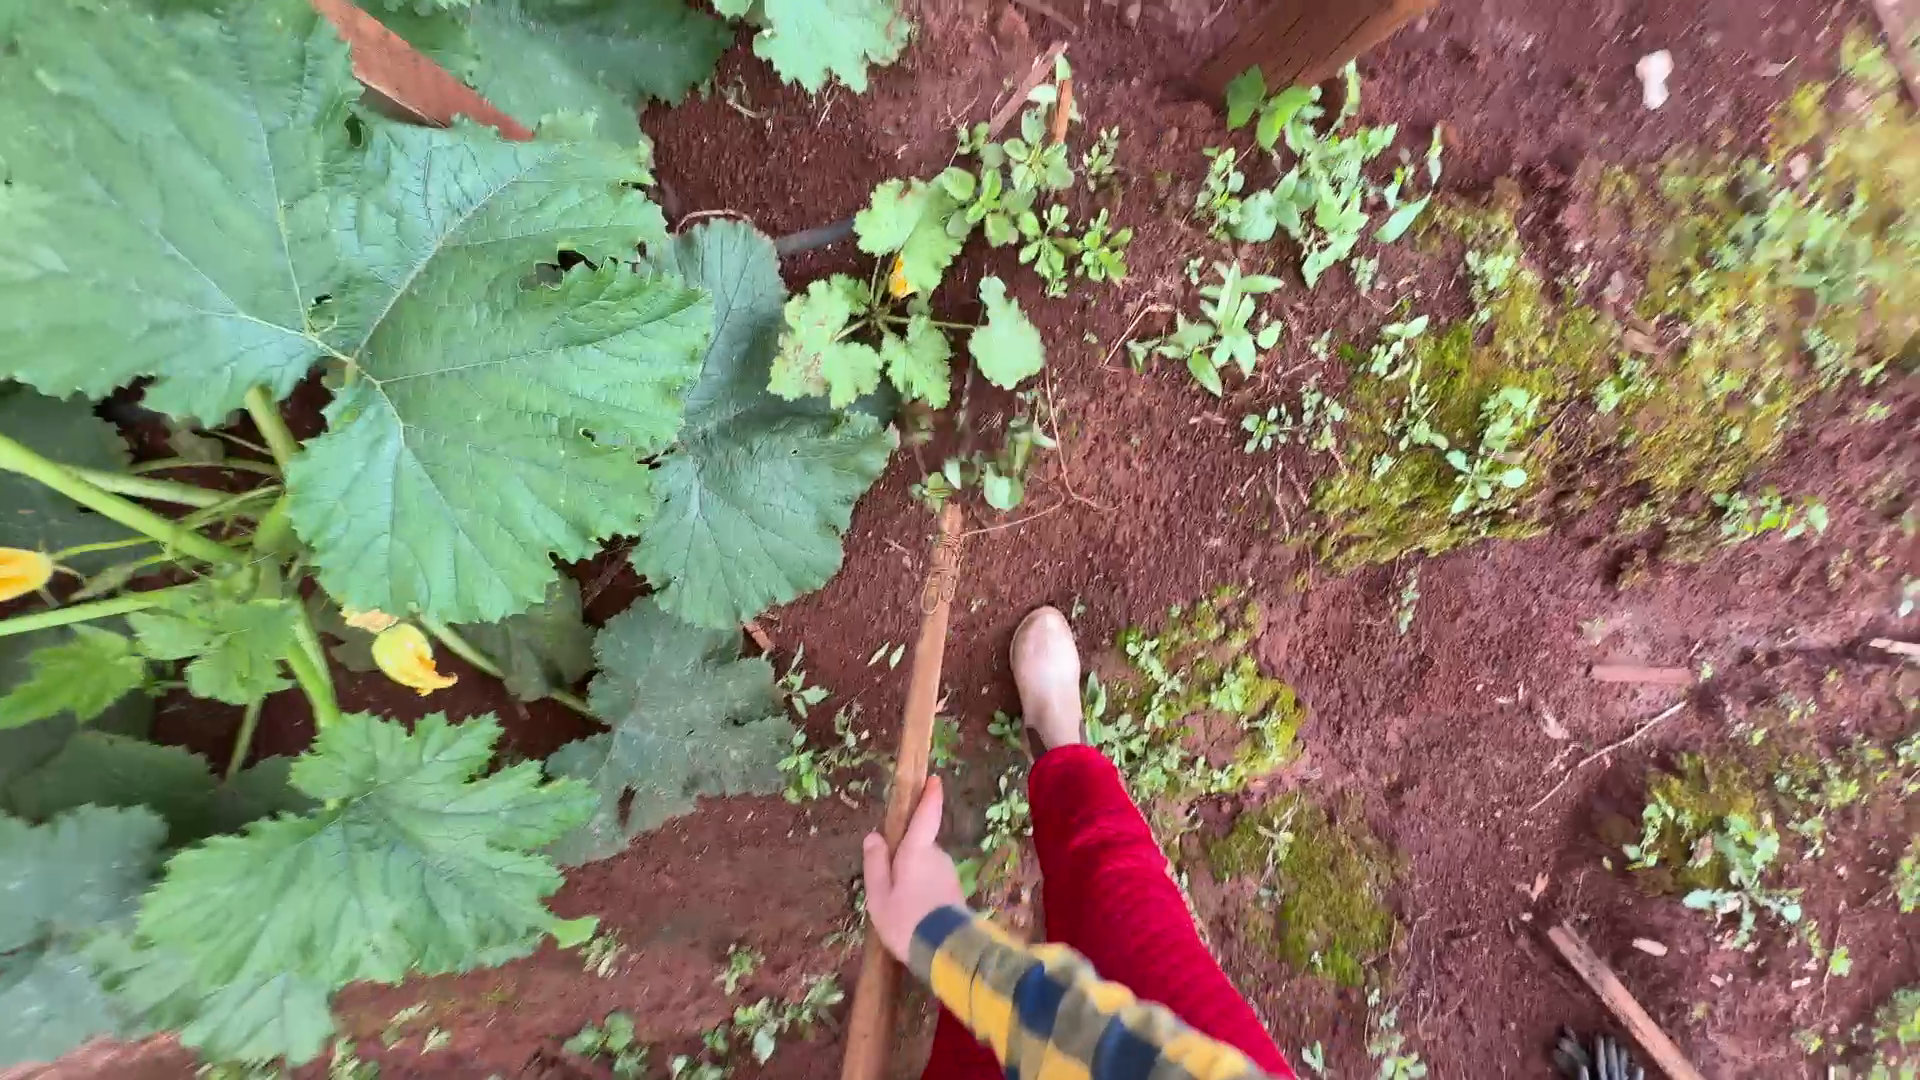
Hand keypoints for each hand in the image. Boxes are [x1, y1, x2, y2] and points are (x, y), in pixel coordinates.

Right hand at [861, 775, 965, 960]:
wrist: (947, 953)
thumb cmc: (906, 921)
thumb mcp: (879, 896)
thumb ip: (876, 864)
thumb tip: (874, 836)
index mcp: (917, 851)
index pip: (926, 816)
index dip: (930, 797)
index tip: (935, 779)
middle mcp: (937, 856)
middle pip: (920, 847)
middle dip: (907, 859)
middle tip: (890, 889)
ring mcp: (949, 874)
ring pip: (927, 867)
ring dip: (915, 880)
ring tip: (900, 912)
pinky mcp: (956, 892)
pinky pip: (935, 884)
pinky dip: (925, 894)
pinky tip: (915, 918)